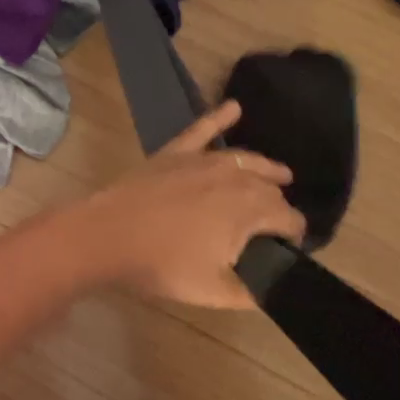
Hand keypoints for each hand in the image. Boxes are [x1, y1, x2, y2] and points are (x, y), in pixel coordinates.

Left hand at [77, 101, 306, 308]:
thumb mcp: (214, 291)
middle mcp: (235, 177)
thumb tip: (271, 289)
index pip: (291, 220)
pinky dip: (220, 117)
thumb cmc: (162, 265)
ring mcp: (202, 161)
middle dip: (277, 206)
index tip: (286, 252)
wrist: (106, 236)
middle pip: (269, 189)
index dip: (293, 238)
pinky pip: (202, 129)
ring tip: (280, 175)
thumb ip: (251, 292)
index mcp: (252, 209)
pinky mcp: (173, 153)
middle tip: (272, 227)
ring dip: (266, 168)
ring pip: (246, 159)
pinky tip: (234, 107)